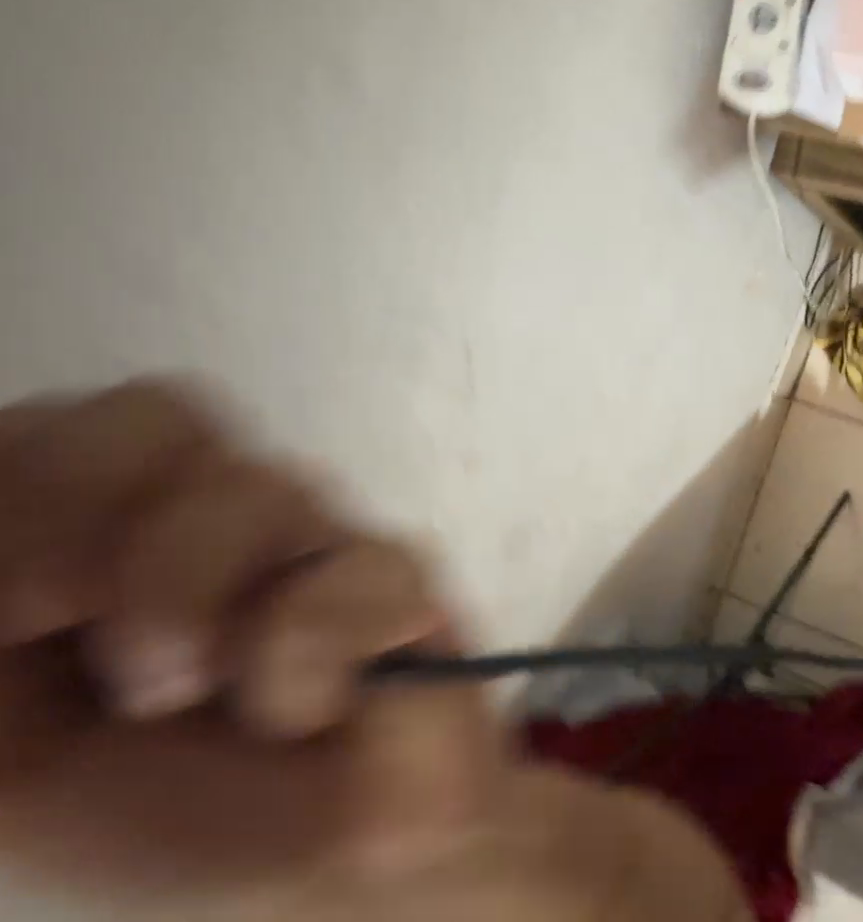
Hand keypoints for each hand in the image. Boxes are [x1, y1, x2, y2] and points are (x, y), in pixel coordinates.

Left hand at [0, 381, 743, 921]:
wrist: (335, 868)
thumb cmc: (151, 823)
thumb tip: (13, 588)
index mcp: (98, 542)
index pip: (43, 433)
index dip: (16, 481)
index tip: (8, 610)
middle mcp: (210, 520)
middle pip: (151, 413)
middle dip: (80, 512)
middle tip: (57, 620)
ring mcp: (320, 543)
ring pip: (255, 488)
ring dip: (185, 602)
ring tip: (189, 693)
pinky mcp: (405, 584)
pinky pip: (348, 582)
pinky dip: (301, 659)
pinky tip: (306, 709)